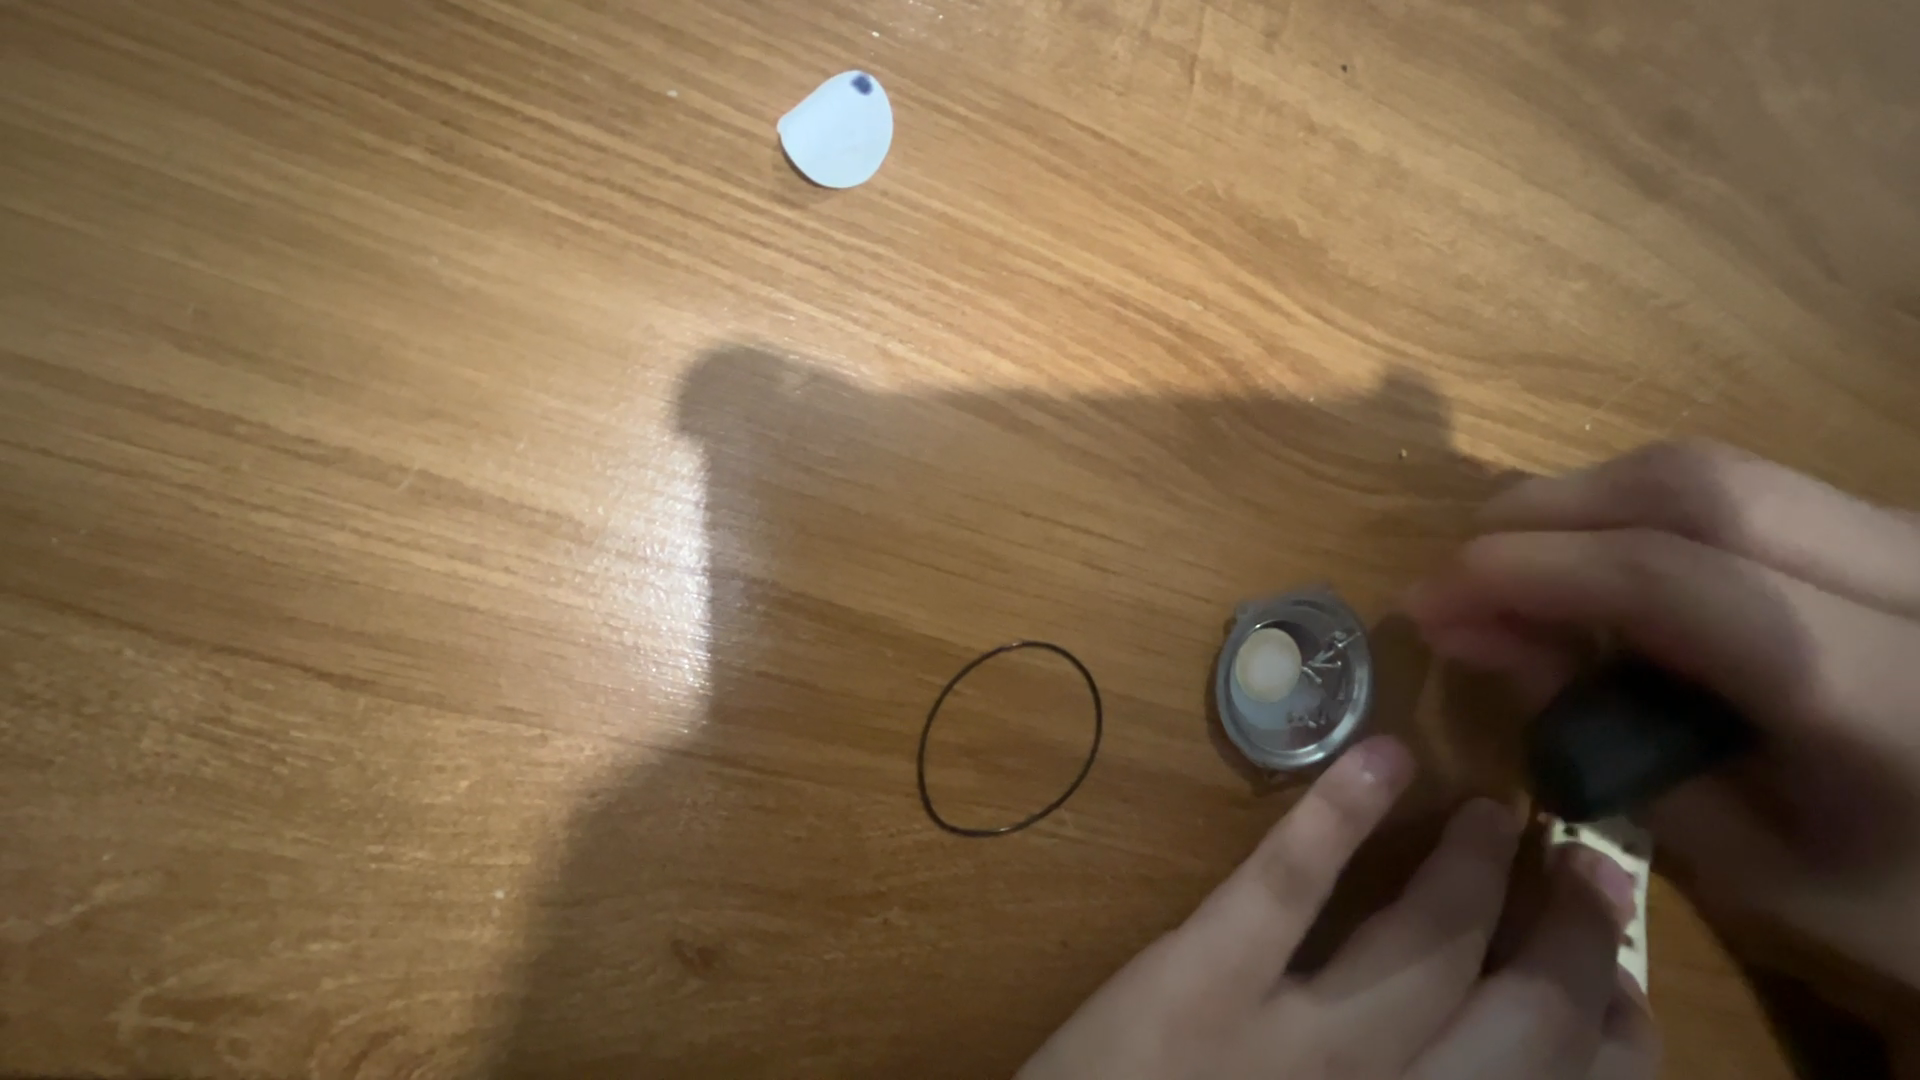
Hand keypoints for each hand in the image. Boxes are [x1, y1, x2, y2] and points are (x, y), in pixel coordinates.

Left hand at [1019, 737, 1654, 1079]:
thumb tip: (1478, 1048)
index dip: (1608, 1029)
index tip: (1618, 972)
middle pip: (1521, 1021)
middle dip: (1571, 942)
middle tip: (1585, 868)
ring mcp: (1298, 1047)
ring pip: (1423, 944)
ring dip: (1474, 872)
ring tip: (1495, 812)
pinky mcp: (1207, 978)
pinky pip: (1289, 886)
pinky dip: (1340, 816)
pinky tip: (1382, 758)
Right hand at [1405, 439, 1919, 986]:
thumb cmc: (1916, 902)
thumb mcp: (1747, 854)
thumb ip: (1599, 734)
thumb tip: (1469, 632)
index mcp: (1894, 694)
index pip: (1669, 579)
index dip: (1522, 572)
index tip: (1424, 604)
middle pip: (1689, 486)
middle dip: (1537, 512)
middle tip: (1455, 571)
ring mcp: (1919, 542)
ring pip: (1708, 470)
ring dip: (1577, 506)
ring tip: (1512, 569)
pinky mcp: (1898, 532)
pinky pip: (1737, 489)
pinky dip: (1631, 514)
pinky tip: (1594, 567)